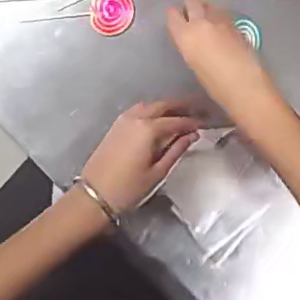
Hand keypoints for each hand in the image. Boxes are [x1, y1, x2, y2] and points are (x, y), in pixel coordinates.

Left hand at [78, 99, 203, 213]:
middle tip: (197, 110)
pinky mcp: (116, 125)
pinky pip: (138, 110)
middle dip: (181, 106)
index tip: (205, 123)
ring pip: (150, 105)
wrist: (94, 195)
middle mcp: (136, 118)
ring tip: (181, 113)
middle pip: (163, 105)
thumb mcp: (157, 172)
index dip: (192, 122)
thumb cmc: (129, 188)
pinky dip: (152, 110)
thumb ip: (176, 150)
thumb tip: (192, 135)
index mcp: (148, 129)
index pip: (176, 120)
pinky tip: (159, 119)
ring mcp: (124, 119)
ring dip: (166, 106)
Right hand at [165, 0, 274, 114]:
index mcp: (186, 35)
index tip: (177, 19)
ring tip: (208, 23)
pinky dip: (220, 19)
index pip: (173, 15)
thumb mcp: (194, 64)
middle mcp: (201, 22)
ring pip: (209, 6)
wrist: (246, 84)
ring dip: (206, 10)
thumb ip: (191, 46)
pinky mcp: (237, 24)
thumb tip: (194, 40)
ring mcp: (221, 21)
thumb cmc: (215, 85)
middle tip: (191, 14)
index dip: (174, 15)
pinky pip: (223, 16)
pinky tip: (223, 31)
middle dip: (190, 5)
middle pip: (192, 1)